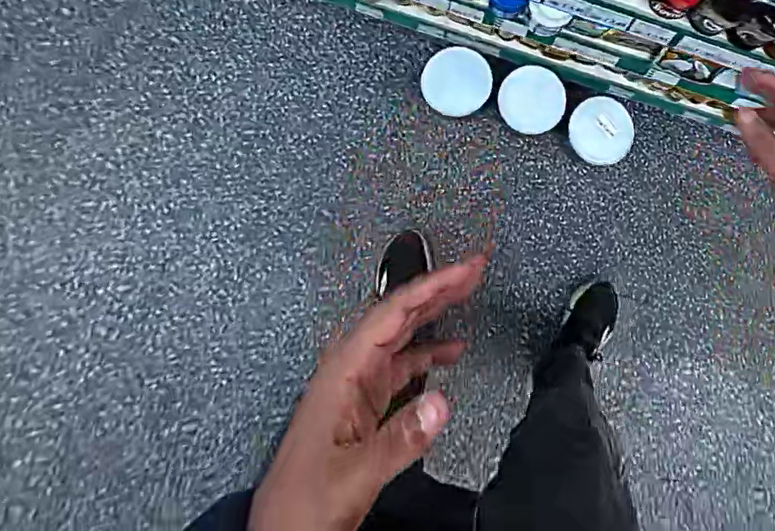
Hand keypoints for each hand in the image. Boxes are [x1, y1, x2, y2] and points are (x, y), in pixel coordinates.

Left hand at [250, 255, 487, 530]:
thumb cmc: (301, 507)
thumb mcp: (355, 474)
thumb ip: (401, 437)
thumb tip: (441, 402)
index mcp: (343, 370)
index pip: (394, 310)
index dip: (432, 285)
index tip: (463, 269)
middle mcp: (350, 369)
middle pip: (400, 313)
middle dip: (439, 287)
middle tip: (473, 268)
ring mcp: (357, 385)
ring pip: (402, 333)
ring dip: (435, 312)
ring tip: (467, 293)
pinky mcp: (365, 403)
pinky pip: (403, 362)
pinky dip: (430, 351)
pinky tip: (450, 351)